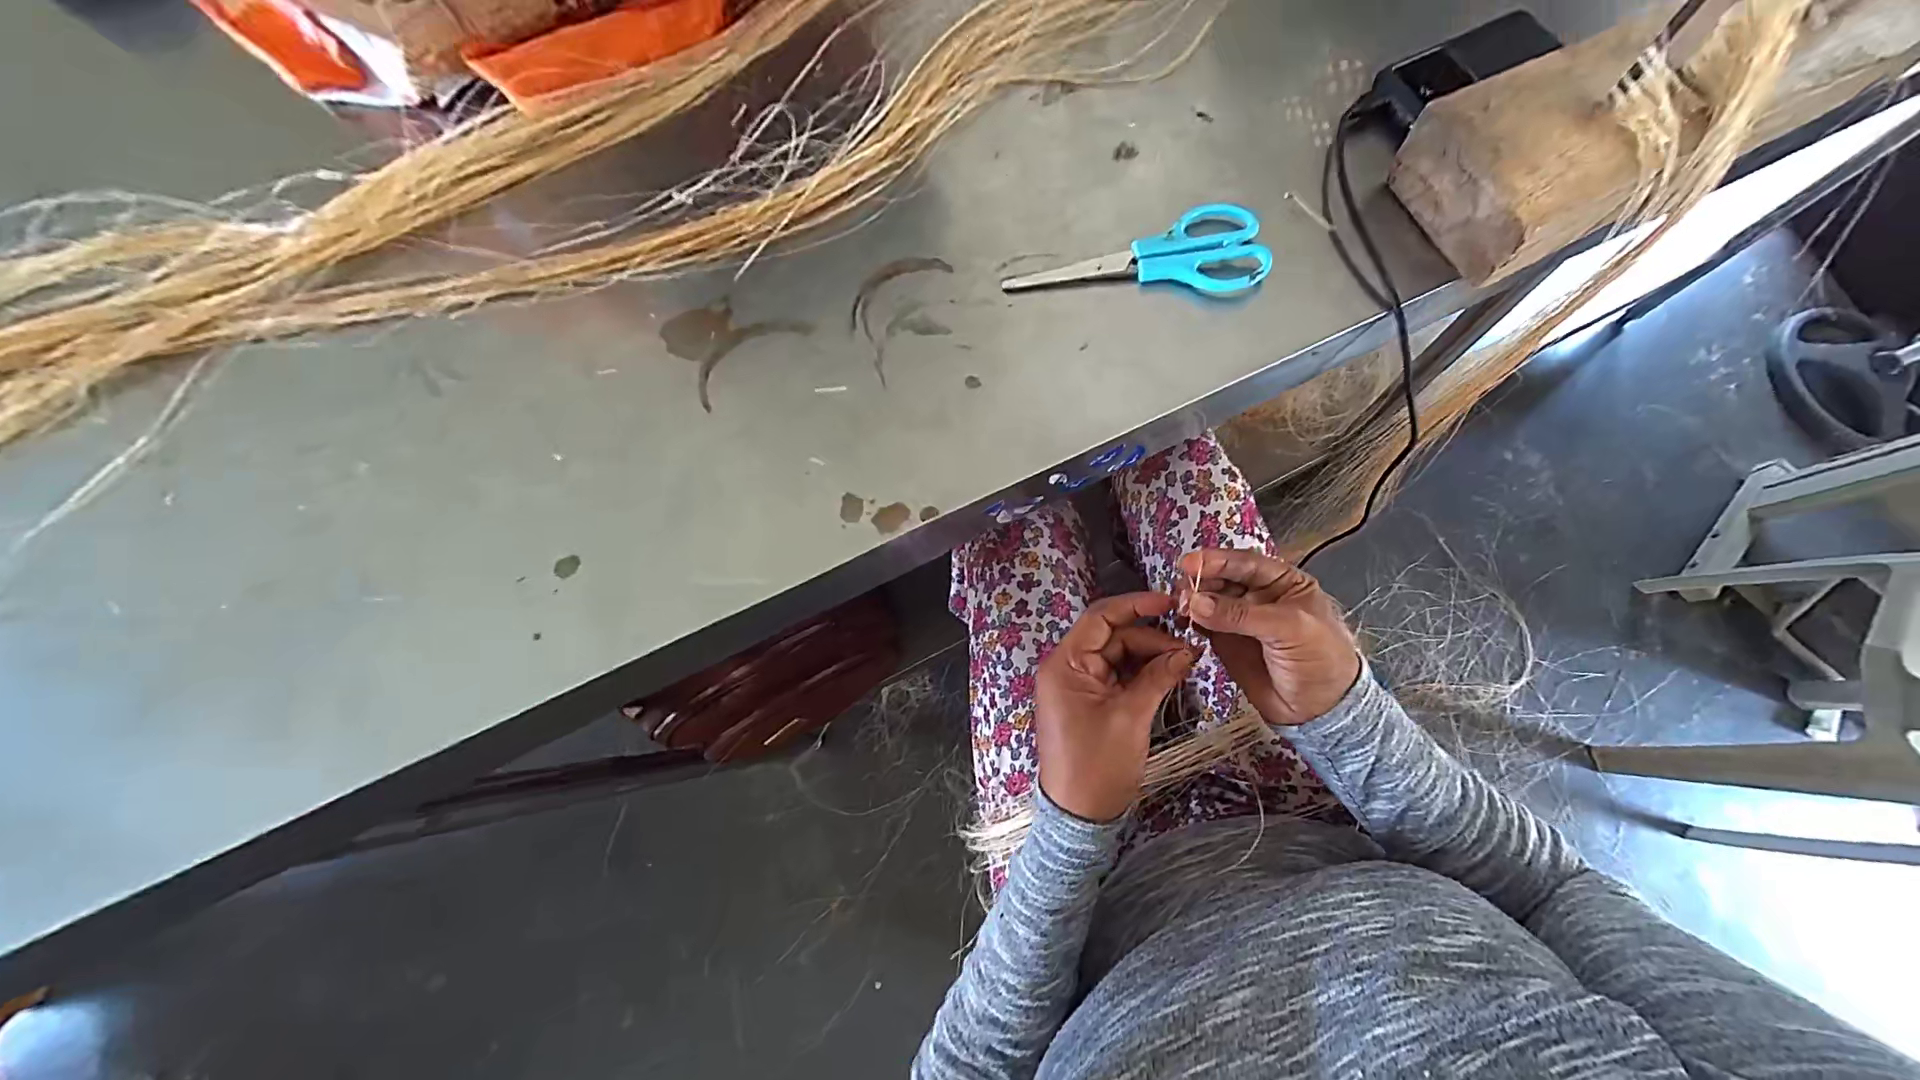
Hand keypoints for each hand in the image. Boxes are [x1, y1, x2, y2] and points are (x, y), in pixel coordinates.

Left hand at [1035, 593, 1196, 822]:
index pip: (1100, 618)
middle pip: (1112, 637)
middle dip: (1150, 639)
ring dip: (1149, 656)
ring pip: (1117, 655)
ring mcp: (1077, 685)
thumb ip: (1157, 677)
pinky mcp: (1088, 701)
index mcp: (1065, 664)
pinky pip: (1116, 675)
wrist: (1080, 816)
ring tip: (1184, 664)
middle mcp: (1067, 667)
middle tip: (1189, 651)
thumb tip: (1186, 651)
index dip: (1135, 606)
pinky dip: (1140, 674)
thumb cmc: (1098, 764)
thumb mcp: (1131, 716)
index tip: (1171, 603)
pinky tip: (1168, 675)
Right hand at [1175, 549, 1360, 726]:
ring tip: (1178, 607)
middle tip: (1181, 590)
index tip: (1190, 563)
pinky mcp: (1225, 641)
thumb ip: (1241, 615)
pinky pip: (1202, 624)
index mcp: (1283, 583)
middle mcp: (1258, 596)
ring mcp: (1239, 619)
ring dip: (1191, 600)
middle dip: (1201, 582)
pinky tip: (1179, 620)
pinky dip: (1189, 621)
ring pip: (1208, 601)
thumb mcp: (1289, 629)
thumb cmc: (1319, 660)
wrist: (1319, 711)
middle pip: (1222, 580)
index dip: (1218, 561)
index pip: (1246, 564)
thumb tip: (1195, 602)